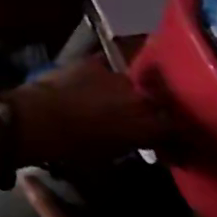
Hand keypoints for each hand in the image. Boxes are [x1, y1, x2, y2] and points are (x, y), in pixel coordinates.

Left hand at [0, 55, 169, 164]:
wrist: (38, 118)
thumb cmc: (72, 148)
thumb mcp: (110, 155)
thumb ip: (133, 145)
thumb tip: (143, 145)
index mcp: (147, 125)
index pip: (177, 130)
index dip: (178, 137)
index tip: (175, 144)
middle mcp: (140, 97)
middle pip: (159, 102)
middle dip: (159, 111)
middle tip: (149, 119)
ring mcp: (117, 75)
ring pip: (135, 81)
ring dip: (132, 90)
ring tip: (121, 97)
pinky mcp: (95, 62)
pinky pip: (109, 65)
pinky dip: (107, 74)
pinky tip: (99, 78)